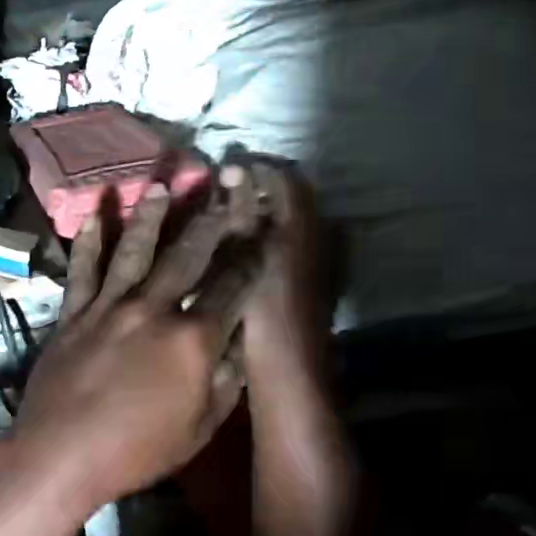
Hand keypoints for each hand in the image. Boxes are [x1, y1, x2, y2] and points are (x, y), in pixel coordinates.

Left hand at [10, 173, 264, 505]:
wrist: (61, 455)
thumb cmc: (138, 451)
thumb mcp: (201, 426)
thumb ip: (227, 377)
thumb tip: (242, 337)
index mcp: (193, 338)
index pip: (233, 286)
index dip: (253, 256)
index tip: (266, 228)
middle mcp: (153, 309)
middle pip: (187, 255)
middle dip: (210, 220)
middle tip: (222, 186)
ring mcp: (108, 308)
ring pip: (134, 250)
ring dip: (150, 216)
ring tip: (162, 185)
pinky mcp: (73, 315)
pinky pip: (83, 270)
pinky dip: (89, 240)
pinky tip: (95, 214)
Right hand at [232, 161, 328, 373]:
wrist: (288, 368)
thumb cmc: (264, 310)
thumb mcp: (245, 257)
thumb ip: (240, 212)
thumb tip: (234, 170)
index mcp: (302, 226)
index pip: (284, 177)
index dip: (255, 167)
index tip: (223, 168)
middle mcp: (316, 236)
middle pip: (287, 199)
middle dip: (256, 191)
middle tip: (219, 194)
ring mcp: (314, 261)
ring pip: (285, 223)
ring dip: (258, 216)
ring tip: (222, 221)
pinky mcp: (306, 282)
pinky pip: (284, 245)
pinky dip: (262, 239)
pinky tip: (237, 254)